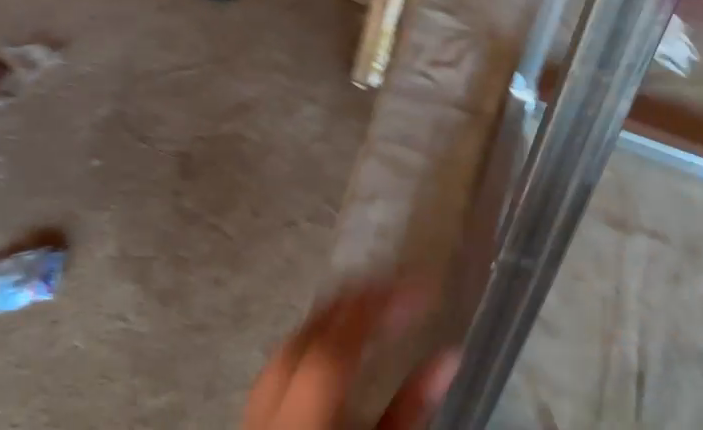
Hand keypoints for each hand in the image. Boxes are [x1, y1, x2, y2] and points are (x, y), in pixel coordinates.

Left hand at [243, 281, 459, 429]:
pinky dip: (310, 352)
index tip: (421, 288)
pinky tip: (336, 354)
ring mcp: (252, 429)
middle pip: (301, 344)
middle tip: (399, 290)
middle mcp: (269, 423)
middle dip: (350, 306)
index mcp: (306, 428)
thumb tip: (449, 357)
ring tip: (373, 310)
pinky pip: (276, 379)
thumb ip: (412, 415)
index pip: (331, 354)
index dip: (375, 309)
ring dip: (329, 325)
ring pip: (283, 357)